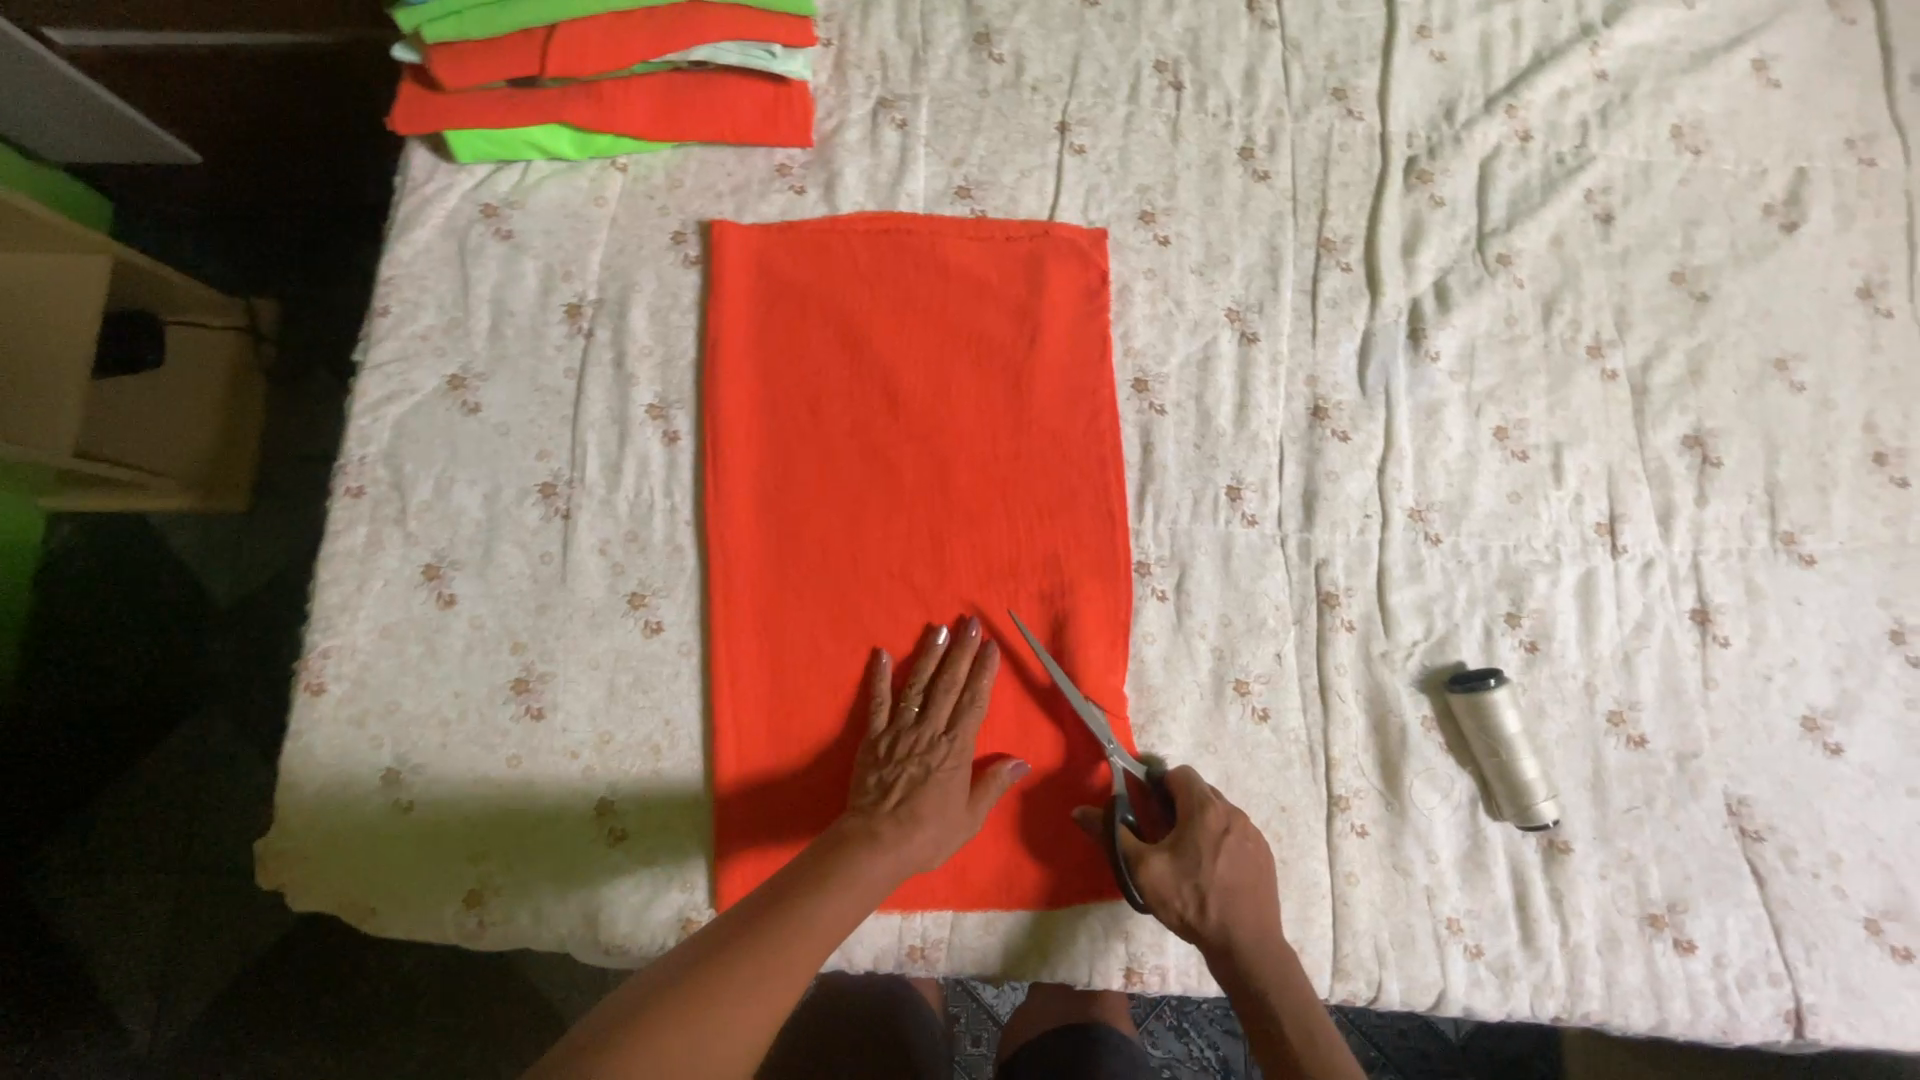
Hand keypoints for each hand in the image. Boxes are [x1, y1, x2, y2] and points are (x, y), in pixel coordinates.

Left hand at [839, 617, 1028, 876]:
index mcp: (956, 748)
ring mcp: (899, 730)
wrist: (878, 842)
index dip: (984, 672)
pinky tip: (880, 653)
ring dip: (929, 655)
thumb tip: (1021, 762)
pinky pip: (877, 701)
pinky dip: (878, 676)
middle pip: (949, 684)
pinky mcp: (873, 736)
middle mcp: (930, 730)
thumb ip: (993, 785)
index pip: (974, 701)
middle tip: (969, 623)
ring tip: (938, 629)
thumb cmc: (928, 834)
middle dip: (961, 651)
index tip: (990, 647)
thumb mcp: (970, 817)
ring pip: (917, 684)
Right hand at [1073, 765, 1283, 962]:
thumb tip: (1079, 812)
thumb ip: (1112, 835)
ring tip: (1186, 858)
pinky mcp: (1264, 855)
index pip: (1180, 773)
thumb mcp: (1143, 870)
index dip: (1159, 784)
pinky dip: (1221, 843)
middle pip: (1200, 792)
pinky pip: (1236, 835)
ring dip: (1200, 824)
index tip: (1147, 809)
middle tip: (1161, 835)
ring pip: (1219, 814)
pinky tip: (1211, 873)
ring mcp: (1253, 834)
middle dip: (1178, 805)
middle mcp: (1233, 813)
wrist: (1246, 945)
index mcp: (1205, 808)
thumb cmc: (1191, 901)